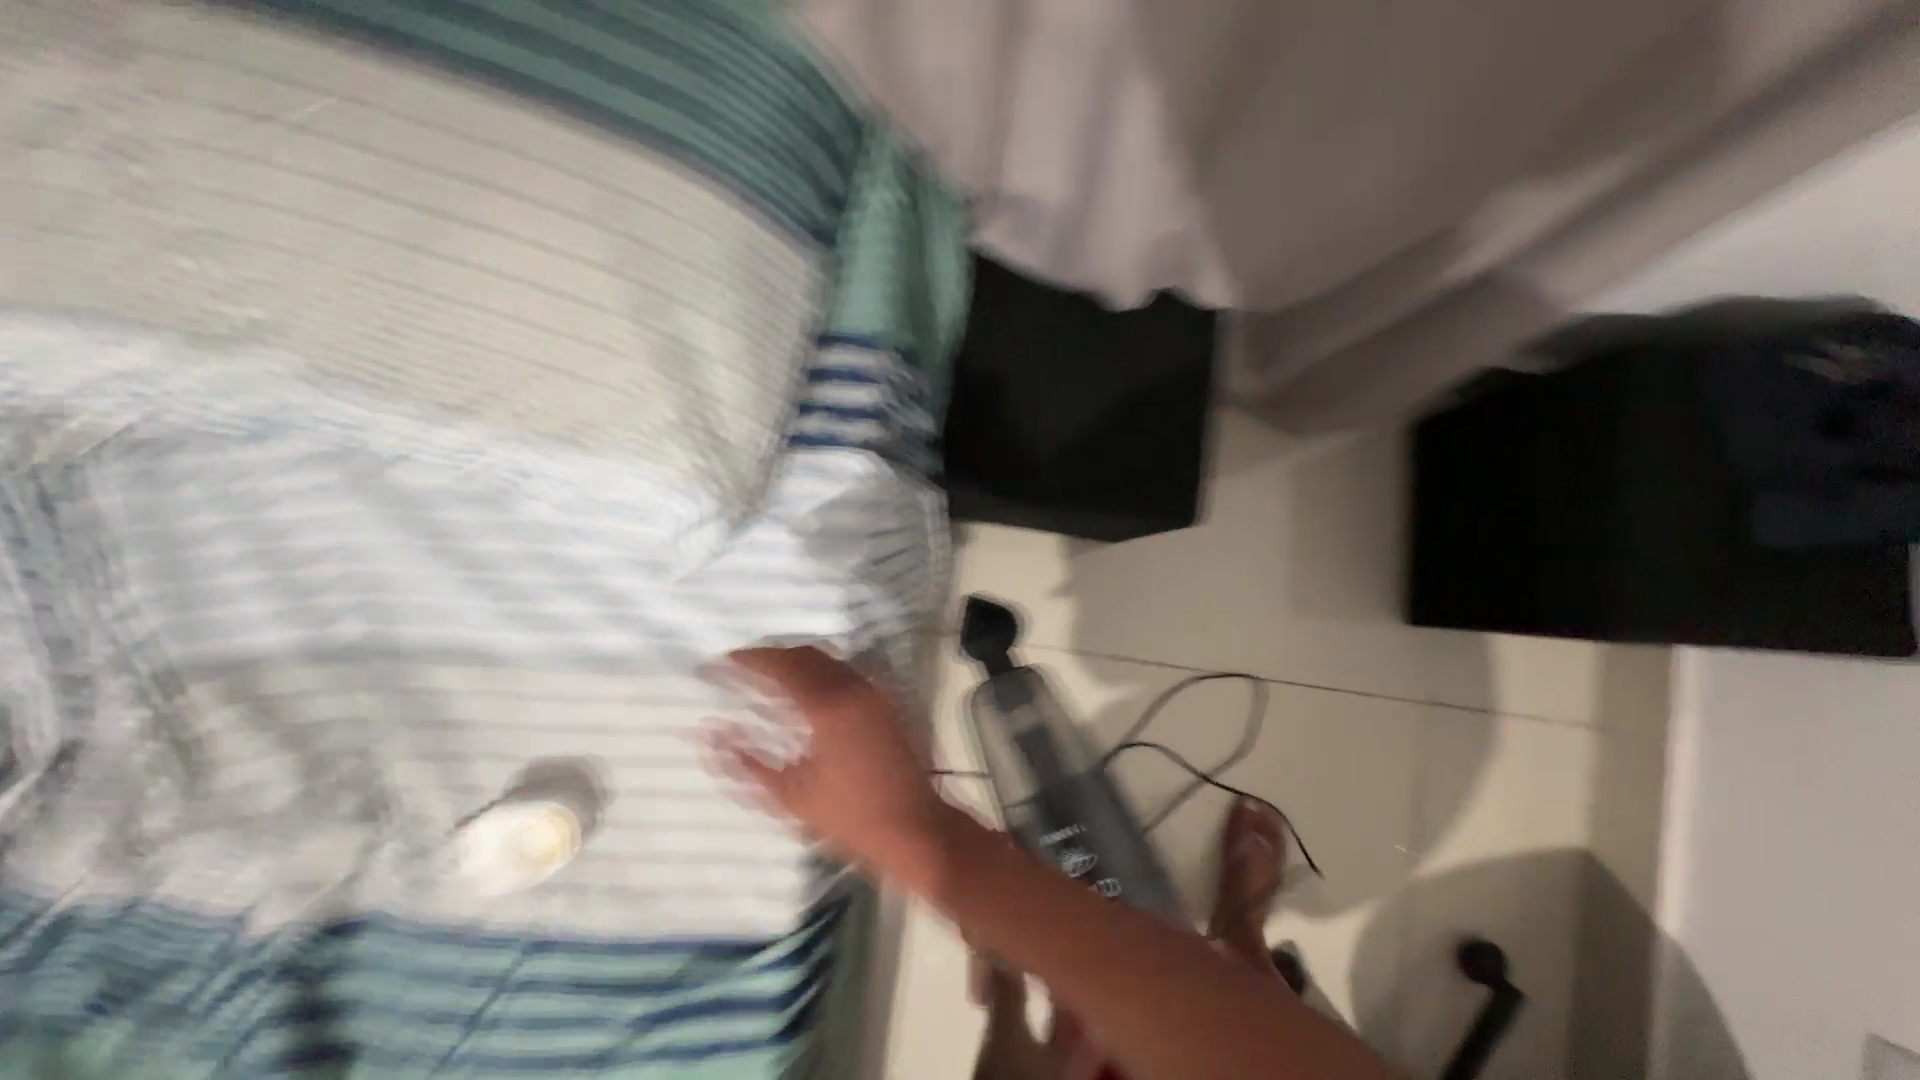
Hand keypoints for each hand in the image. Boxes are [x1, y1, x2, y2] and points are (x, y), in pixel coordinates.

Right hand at [703, 646, 960, 892]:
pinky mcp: (888, 703)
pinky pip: (847, 672)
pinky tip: (804, 692)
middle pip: (807, 654)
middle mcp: (854, 689)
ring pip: (830, 659)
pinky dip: (820, 671)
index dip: (751, 659)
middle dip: (772, 655)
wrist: (913, 827)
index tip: (723, 662)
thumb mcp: (789, 796)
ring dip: (797, 661)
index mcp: (828, 707)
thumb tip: (709, 733)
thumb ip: (745, 762)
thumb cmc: (849, 817)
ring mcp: (876, 693)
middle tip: (742, 666)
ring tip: (767, 676)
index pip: (783, 665)